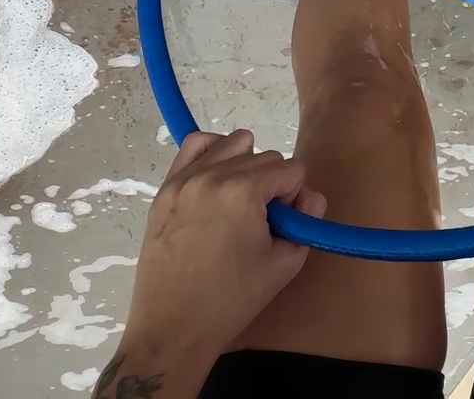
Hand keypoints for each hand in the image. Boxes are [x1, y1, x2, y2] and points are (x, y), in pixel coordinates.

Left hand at [116, 130, 325, 365]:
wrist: (172, 330)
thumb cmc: (232, 299)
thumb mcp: (287, 261)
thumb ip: (308, 217)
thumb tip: (307, 196)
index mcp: (244, 191)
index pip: (292, 169)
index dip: (293, 197)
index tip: (279, 225)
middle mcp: (213, 175)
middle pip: (266, 157)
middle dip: (271, 185)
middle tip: (259, 223)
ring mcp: (184, 180)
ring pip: (235, 144)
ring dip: (245, 167)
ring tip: (237, 203)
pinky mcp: (165, 190)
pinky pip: (196, 145)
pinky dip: (213, 153)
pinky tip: (217, 181)